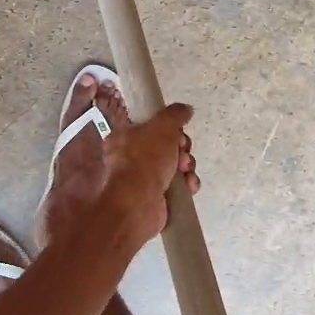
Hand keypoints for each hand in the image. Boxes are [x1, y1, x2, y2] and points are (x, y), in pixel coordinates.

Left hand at [97, 103, 198, 244]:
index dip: (169, 127)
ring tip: (186, 171)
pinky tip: (189, 186)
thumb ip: (175, 114)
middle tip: (182, 152)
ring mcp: (144, 180)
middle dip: (181, 148)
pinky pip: (178, 186)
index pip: (152, 126)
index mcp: (125, 137)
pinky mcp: (157, 198)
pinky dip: (187, 184)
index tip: (178, 131)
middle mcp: (132, 158)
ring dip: (187, 166)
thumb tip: (186, 110)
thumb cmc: (145, 159)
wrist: (138, 204)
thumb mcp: (162, 126)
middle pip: (167, 145)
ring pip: (176, 165)